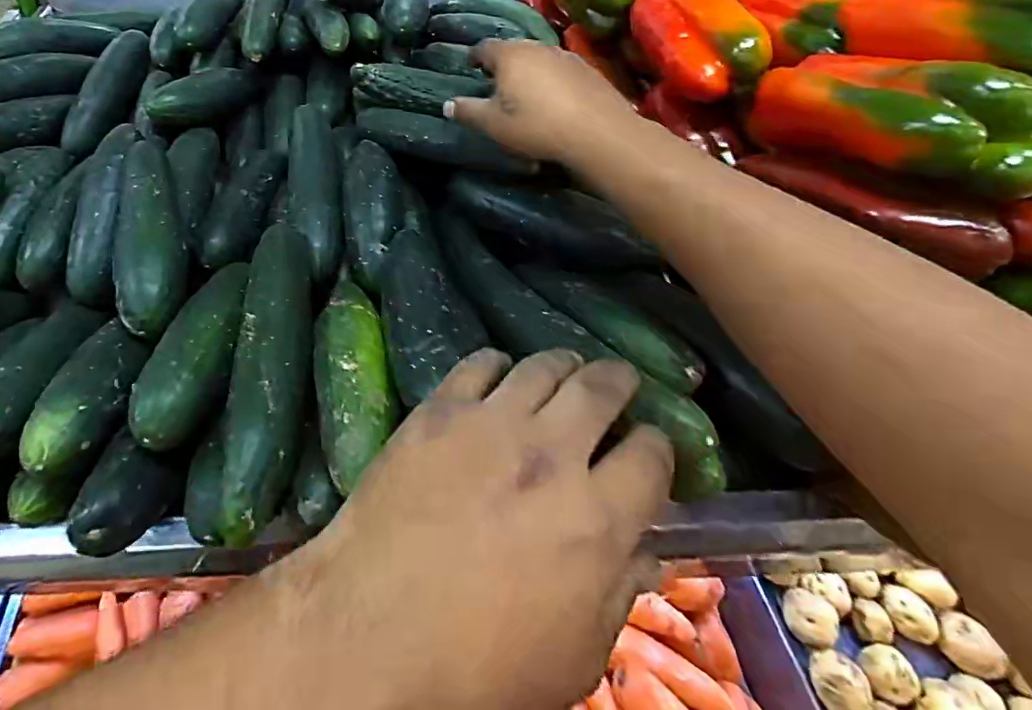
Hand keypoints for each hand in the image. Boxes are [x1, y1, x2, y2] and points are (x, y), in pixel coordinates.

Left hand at [274, 350, 672, 709]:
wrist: (373, 630)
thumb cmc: (480, 665)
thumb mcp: (576, 654)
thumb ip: (618, 591)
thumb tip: (642, 547)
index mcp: (597, 517)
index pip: (650, 455)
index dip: (657, 447)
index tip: (649, 448)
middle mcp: (550, 455)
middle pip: (600, 389)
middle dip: (618, 381)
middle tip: (619, 381)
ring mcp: (489, 425)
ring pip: (541, 367)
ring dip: (562, 364)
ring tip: (565, 367)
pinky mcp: (437, 412)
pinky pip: (477, 365)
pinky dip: (496, 364)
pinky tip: (497, 373)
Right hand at [447, 39, 642, 163]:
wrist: (600, 133)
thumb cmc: (538, 126)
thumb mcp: (495, 125)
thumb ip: (468, 112)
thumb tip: (448, 104)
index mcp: (510, 55)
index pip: (484, 47)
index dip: (475, 56)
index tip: (471, 67)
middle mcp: (537, 47)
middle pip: (513, 48)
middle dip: (502, 62)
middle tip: (495, 81)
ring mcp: (566, 55)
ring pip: (538, 57)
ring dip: (529, 69)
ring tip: (525, 90)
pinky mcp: (588, 69)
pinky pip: (560, 68)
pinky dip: (551, 78)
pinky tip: (554, 99)